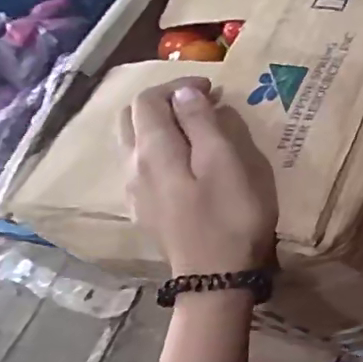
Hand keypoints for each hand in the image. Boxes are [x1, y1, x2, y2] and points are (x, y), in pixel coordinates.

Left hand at [119, 78, 277, 274]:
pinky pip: (141, 166)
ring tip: (194, 128)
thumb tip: (185, 92)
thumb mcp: (226, 163)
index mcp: (153, 149)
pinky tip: (184, 161)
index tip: (212, 86)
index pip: (148, 99)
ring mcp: (134, 191)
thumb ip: (203, 123)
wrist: (216, 276)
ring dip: (158, 125)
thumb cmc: (230, 215)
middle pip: (131, 118)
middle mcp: (133, 165)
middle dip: (162, 101)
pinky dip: (159, 149)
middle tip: (200, 103)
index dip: (177, 85)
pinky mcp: (144, 209)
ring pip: (133, 142)